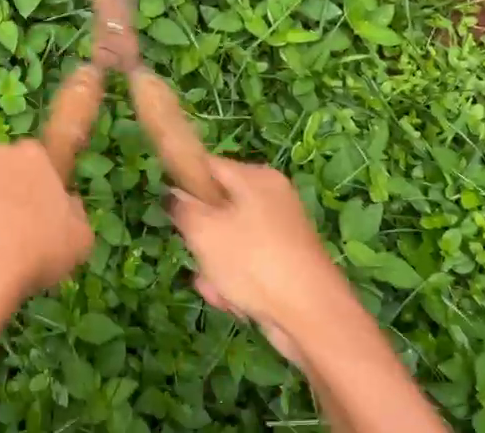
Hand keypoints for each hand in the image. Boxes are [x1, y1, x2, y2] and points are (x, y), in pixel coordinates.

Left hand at [0, 140, 92, 296]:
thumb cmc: (39, 244)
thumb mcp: (81, 235)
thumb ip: (75, 213)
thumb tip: (69, 206)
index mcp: (33, 154)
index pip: (41, 160)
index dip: (44, 186)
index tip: (48, 212)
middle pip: (10, 169)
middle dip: (15, 191)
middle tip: (25, 228)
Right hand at [166, 156, 346, 364]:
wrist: (313, 318)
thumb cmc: (253, 262)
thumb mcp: (203, 230)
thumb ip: (181, 207)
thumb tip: (173, 195)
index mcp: (256, 177)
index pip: (207, 166)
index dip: (183, 184)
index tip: (171, 210)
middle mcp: (272, 197)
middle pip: (218, 206)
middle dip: (201, 237)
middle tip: (196, 253)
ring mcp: (282, 232)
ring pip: (231, 240)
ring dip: (216, 265)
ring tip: (216, 287)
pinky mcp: (287, 263)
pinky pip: (249, 263)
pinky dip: (237, 280)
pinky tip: (233, 301)